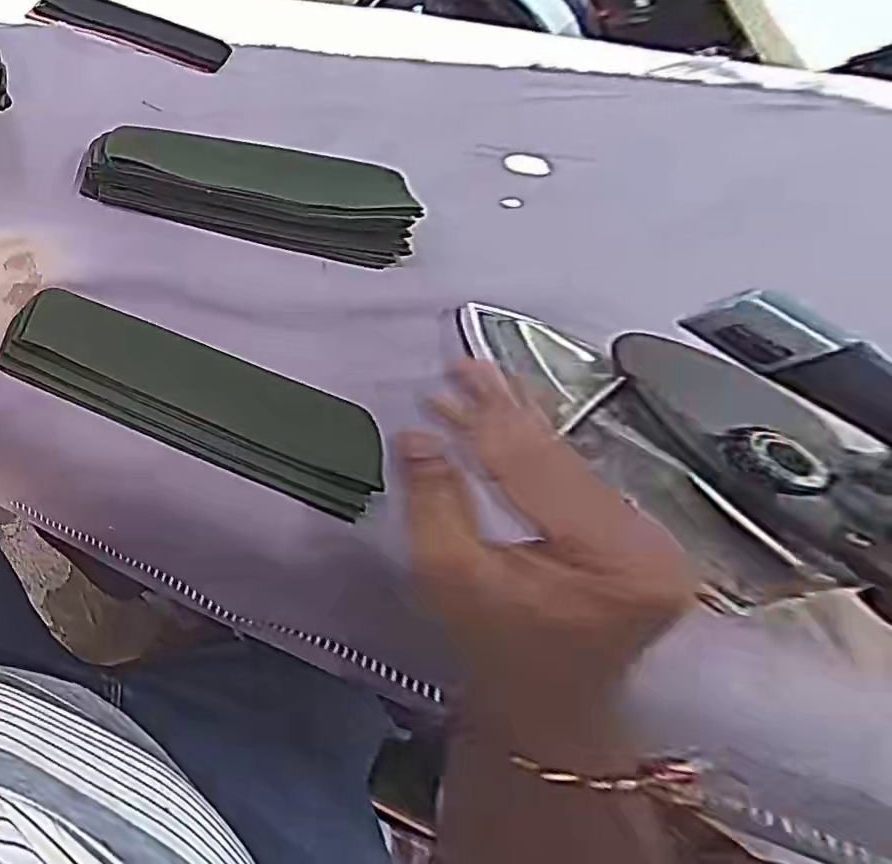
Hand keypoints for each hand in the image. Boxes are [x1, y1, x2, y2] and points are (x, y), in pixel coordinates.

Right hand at [397, 361, 698, 713]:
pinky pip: (569, 474)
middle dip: (502, 409)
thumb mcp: (449, 572)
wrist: (545, 695)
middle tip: (464, 365)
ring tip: (474, 380)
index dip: (487, 423)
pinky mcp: (623, 535)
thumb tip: (417, 436)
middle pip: (557, 457)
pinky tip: (502, 416)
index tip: (451, 382)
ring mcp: (640, 537)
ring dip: (512, 420)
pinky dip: (527, 443)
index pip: (537, 470)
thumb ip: (434, 500)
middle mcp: (643, 541)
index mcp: (613, 557)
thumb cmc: (492, 640)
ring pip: (565, 460)